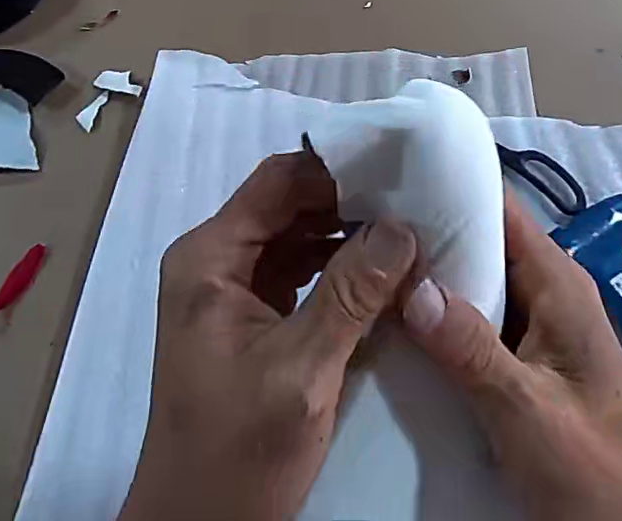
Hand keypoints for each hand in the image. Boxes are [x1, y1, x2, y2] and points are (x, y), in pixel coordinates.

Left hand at [123, 151, 418, 520]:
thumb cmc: (237, 454)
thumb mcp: (301, 371)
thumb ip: (352, 294)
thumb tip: (403, 227)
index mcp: (210, 258)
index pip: (278, 182)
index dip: (336, 168)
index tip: (395, 166)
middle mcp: (217, 258)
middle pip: (290, 201)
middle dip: (350, 198)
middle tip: (411, 197)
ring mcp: (235, 285)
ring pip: (300, 230)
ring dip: (350, 229)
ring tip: (406, 227)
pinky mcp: (255, 310)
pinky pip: (304, 264)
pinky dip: (342, 260)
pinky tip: (383, 267)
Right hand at [402, 195, 621, 520]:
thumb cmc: (594, 469)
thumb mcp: (528, 411)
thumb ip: (472, 350)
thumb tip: (412, 286)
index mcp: (559, 281)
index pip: (501, 210)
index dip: (451, 191)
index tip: (396, 183)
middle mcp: (548, 290)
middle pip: (483, 242)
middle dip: (431, 236)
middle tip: (368, 234)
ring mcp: (537, 324)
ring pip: (477, 282)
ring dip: (433, 278)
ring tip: (373, 272)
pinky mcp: (525, 356)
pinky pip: (478, 319)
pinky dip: (442, 316)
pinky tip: (401, 324)